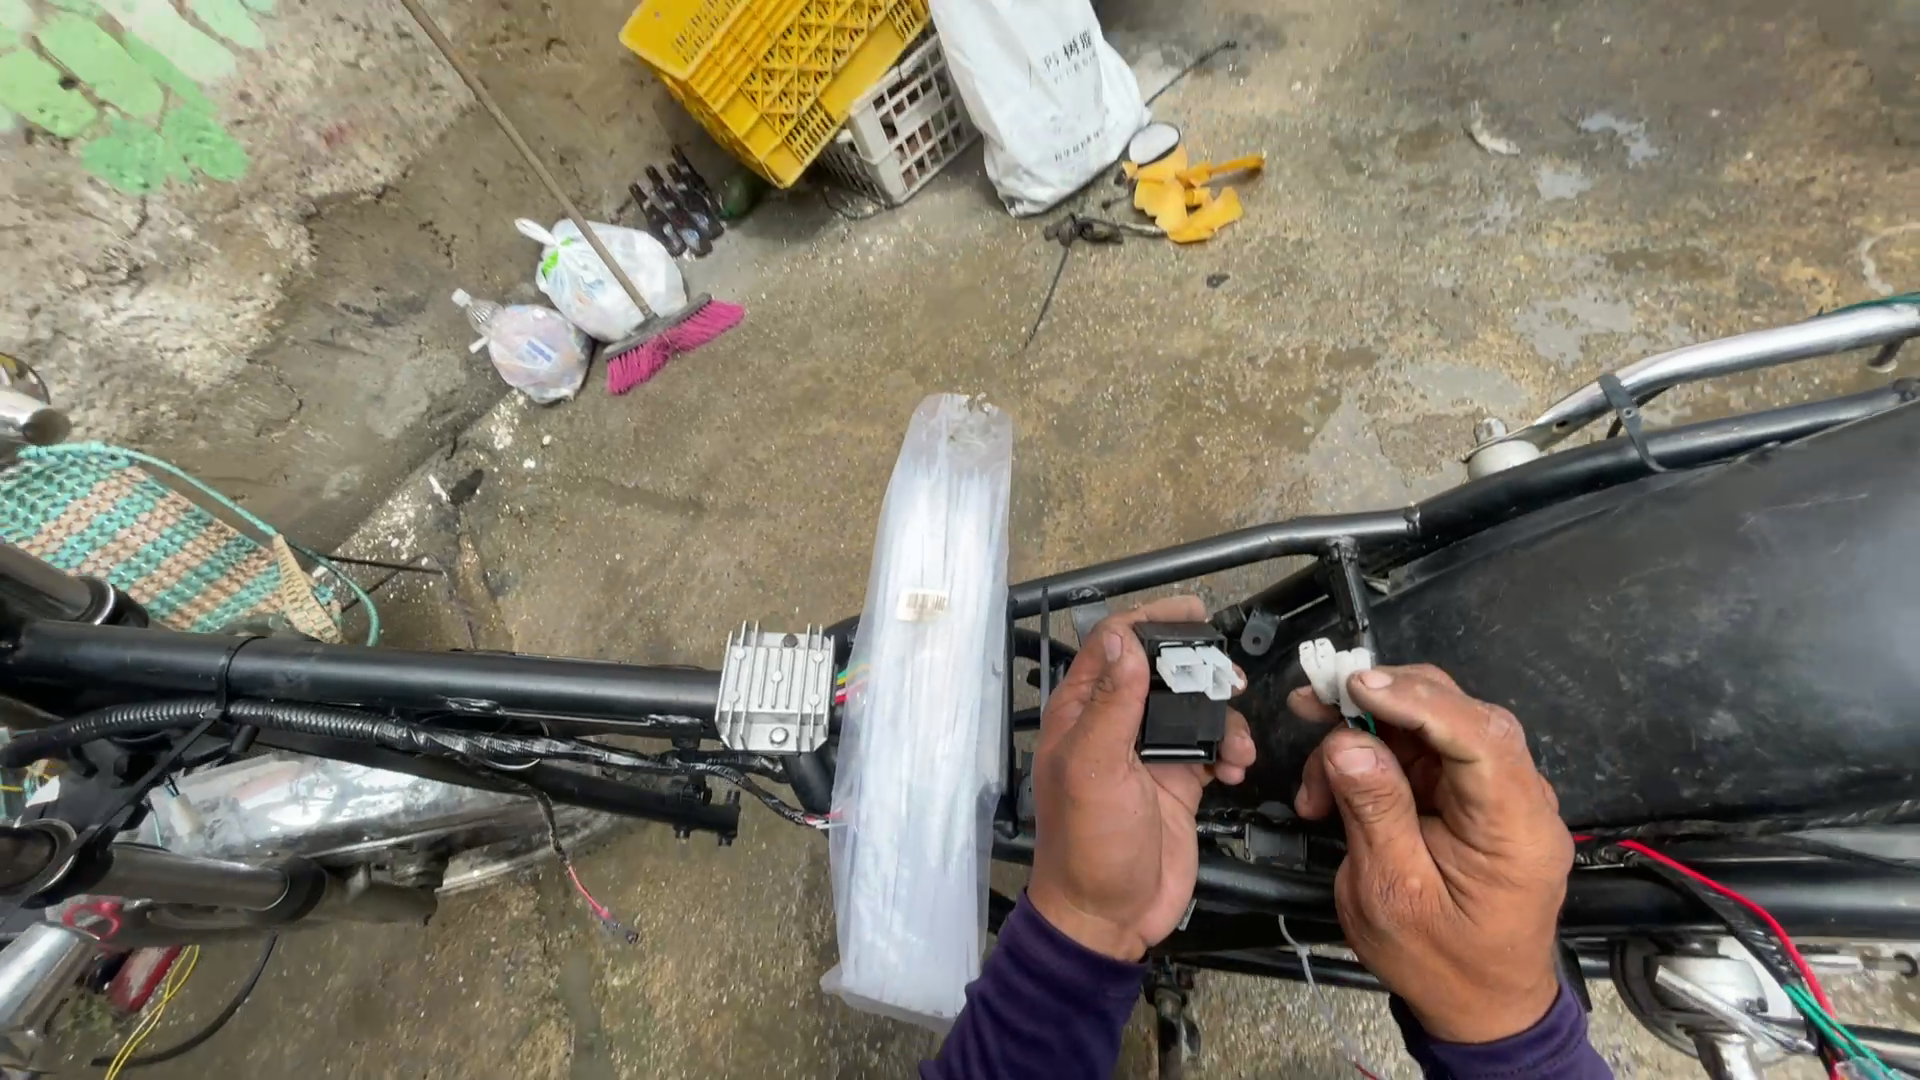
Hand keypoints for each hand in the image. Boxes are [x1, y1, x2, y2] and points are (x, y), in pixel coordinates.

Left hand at [1028, 596, 1257, 960]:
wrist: (1110, 915)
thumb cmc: (1086, 844)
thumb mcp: (1094, 767)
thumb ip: (1111, 702)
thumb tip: (1123, 642)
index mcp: (1083, 710)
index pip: (1114, 645)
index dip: (1148, 620)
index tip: (1190, 611)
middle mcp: (1115, 722)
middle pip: (1161, 669)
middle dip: (1198, 667)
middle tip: (1229, 676)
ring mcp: (1149, 750)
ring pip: (1192, 706)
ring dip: (1221, 715)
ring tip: (1234, 742)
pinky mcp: (1178, 778)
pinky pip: (1210, 746)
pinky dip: (1228, 750)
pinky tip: (1233, 768)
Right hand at [1289, 664, 1572, 1043]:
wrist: (1474, 1004)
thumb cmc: (1438, 961)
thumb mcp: (1392, 893)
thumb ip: (1374, 813)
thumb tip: (1348, 743)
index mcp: (1513, 828)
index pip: (1480, 738)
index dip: (1417, 700)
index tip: (1354, 686)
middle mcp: (1512, 797)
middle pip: (1456, 713)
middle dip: (1380, 698)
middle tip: (1311, 702)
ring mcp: (1485, 791)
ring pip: (1423, 722)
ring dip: (1358, 733)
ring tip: (1312, 779)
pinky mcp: (1457, 792)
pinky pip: (1407, 749)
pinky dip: (1360, 757)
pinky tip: (1326, 790)